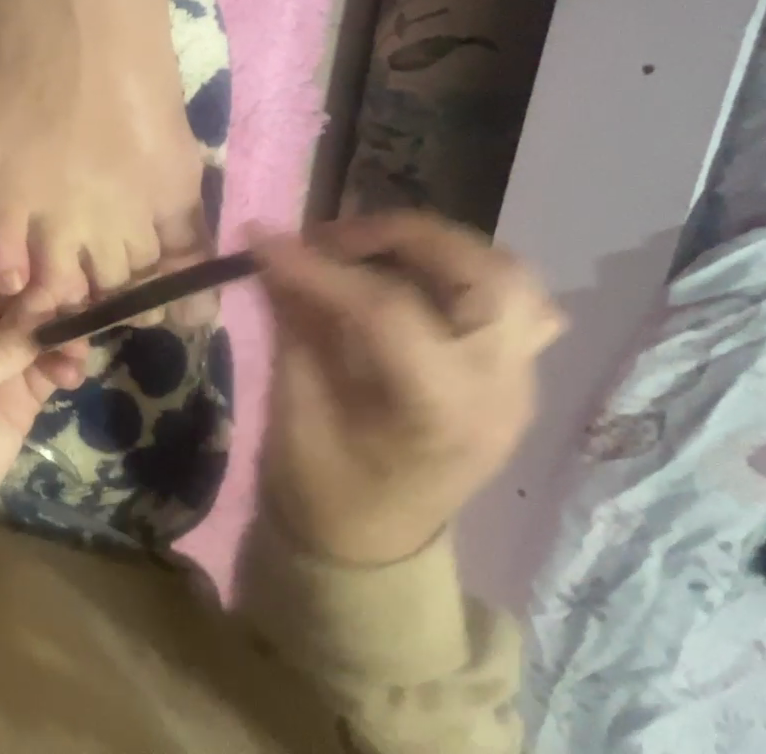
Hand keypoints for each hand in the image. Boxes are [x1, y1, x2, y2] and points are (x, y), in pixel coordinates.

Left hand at [0, 252, 83, 554]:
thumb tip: (47, 305)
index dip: (2, 259)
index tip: (42, 254)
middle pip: (11, 296)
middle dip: (43, 293)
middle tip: (77, 296)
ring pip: (37, 331)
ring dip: (60, 330)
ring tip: (77, 344)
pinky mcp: (17, 399)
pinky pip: (48, 368)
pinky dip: (65, 364)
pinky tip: (72, 374)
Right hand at [250, 213, 566, 565]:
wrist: (370, 544)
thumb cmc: (319, 487)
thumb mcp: (292, 408)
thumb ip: (294, 325)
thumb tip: (272, 253)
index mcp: (439, 412)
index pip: (388, 310)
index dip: (318, 267)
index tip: (261, 241)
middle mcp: (499, 389)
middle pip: (485, 276)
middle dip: (402, 236)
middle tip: (330, 238)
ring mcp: (519, 381)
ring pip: (510, 279)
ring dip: (436, 249)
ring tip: (369, 251)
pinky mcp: (512, 374)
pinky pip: (506, 302)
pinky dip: (452, 274)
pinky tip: (400, 280)